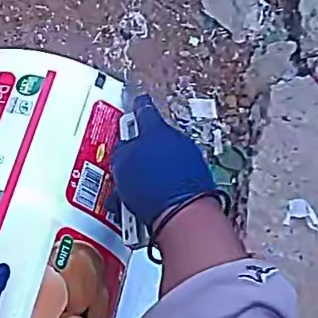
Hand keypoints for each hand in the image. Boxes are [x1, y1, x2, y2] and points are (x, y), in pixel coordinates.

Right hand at [114, 95, 219, 236]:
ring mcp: (190, 160)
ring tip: (132, 192)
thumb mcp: (121, 165)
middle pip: (153, 138)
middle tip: (125, 162)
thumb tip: (122, 151)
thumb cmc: (153, 187)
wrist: (182, 214)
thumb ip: (121, 151)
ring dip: (150, 171)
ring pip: (163, 160)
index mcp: (156, 129)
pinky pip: (173, 177)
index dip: (135, 107)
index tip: (134, 104)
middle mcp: (177, 140)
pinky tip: (147, 202)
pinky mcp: (197, 180)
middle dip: (139, 149)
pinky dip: (161, 185)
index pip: (143, 110)